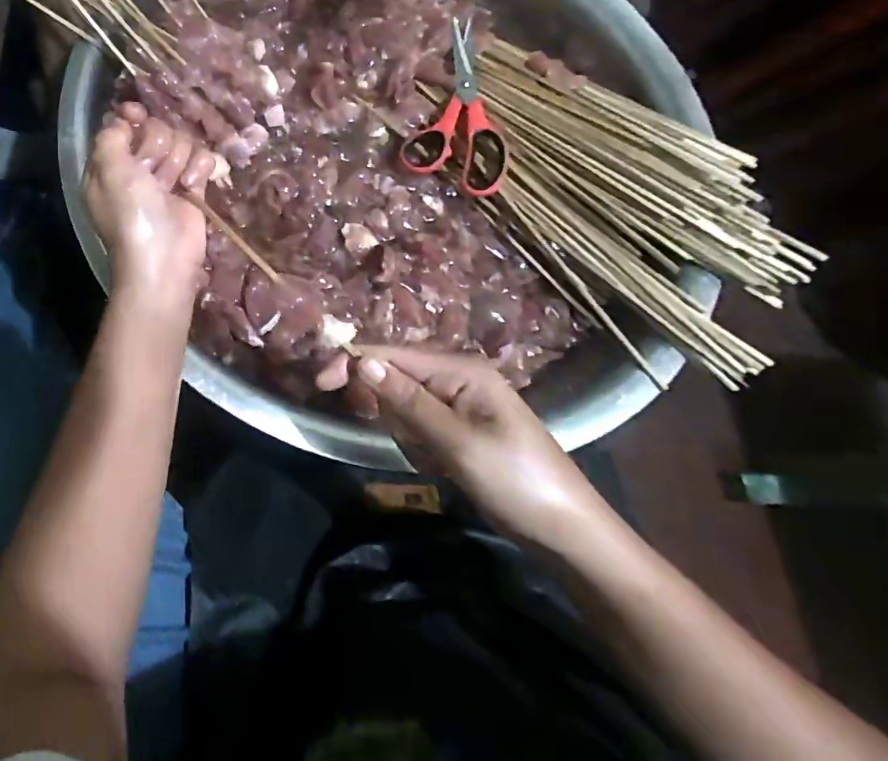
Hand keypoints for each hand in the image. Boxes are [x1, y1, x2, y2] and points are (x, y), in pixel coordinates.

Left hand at [85, 108, 216, 305]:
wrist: (163, 257)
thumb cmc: (130, 213)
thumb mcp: (108, 169)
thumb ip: (110, 136)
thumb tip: (122, 119)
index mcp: (108, 165)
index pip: (121, 125)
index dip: (131, 117)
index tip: (139, 115)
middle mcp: (135, 169)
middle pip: (154, 129)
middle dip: (156, 145)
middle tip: (151, 170)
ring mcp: (164, 179)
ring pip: (180, 141)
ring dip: (177, 159)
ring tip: (172, 183)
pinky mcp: (191, 188)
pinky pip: (201, 159)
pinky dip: (199, 168)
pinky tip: (192, 186)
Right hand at [344, 346, 616, 552]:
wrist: (567, 533)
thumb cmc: (515, 480)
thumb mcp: (456, 440)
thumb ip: (407, 400)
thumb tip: (362, 361)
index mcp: (461, 370)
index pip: (391, 354)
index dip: (353, 364)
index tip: (320, 384)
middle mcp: (458, 377)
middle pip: (394, 375)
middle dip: (384, 405)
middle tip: (403, 439)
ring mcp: (459, 403)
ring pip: (401, 403)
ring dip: (403, 430)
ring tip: (432, 459)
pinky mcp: (457, 428)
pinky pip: (416, 424)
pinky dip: (415, 443)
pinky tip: (437, 465)